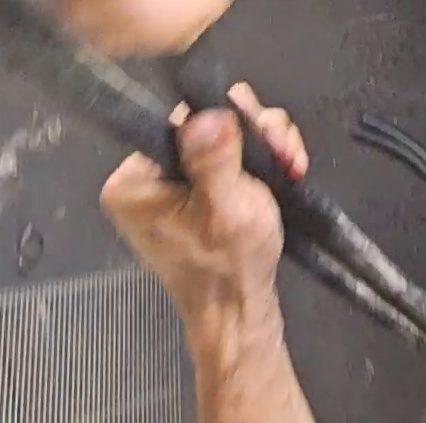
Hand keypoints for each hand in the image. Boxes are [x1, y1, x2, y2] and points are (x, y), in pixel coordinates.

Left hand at [101, 83, 310, 333]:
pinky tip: (288, 169)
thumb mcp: (225, 207)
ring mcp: (178, 184)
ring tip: (291, 164)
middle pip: (213, 120)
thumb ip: (215, 158)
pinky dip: (267, 157)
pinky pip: (238, 152)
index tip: (264, 133)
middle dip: (258, 132)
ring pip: (232, 133)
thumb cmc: (228, 265)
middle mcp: (150, 177)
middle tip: (284, 152)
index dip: (229, 117)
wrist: (242, 311)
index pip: (183, 118)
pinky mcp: (204, 191)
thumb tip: (207, 113)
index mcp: (135, 180)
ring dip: (270, 143)